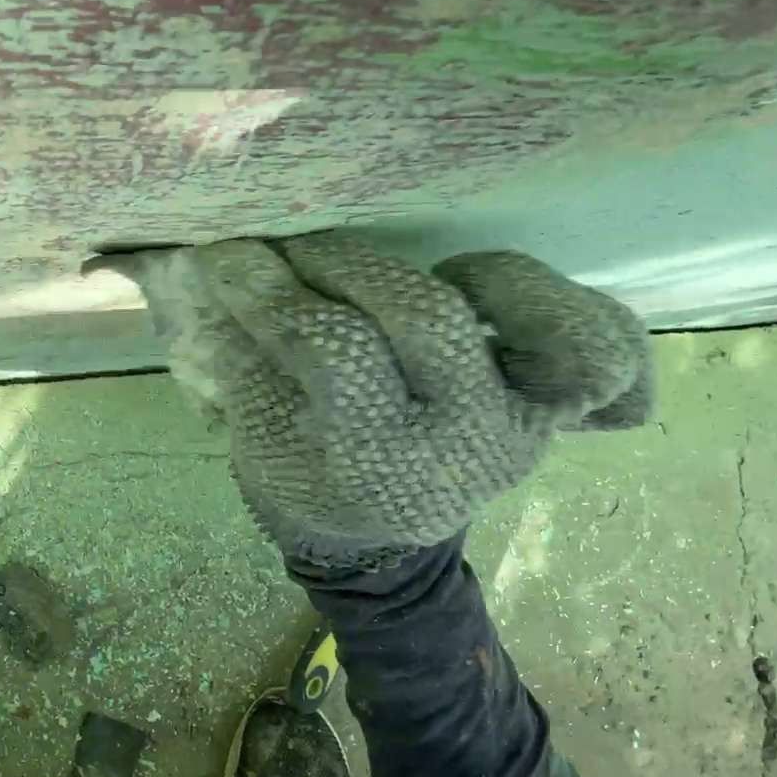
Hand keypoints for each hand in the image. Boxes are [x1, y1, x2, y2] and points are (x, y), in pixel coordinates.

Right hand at [88, 234, 650, 571]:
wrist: (379, 533)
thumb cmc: (301, 477)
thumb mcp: (250, 429)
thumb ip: (227, 341)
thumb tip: (168, 249)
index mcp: (373, 460)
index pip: (331, 350)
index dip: (272, 288)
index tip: (225, 254)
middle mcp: (467, 442)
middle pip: (423, 318)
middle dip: (343, 264)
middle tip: (292, 243)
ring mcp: (528, 423)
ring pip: (550, 327)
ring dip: (477, 275)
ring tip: (423, 265)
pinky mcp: (557, 408)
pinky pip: (607, 356)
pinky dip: (573, 317)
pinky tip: (508, 299)